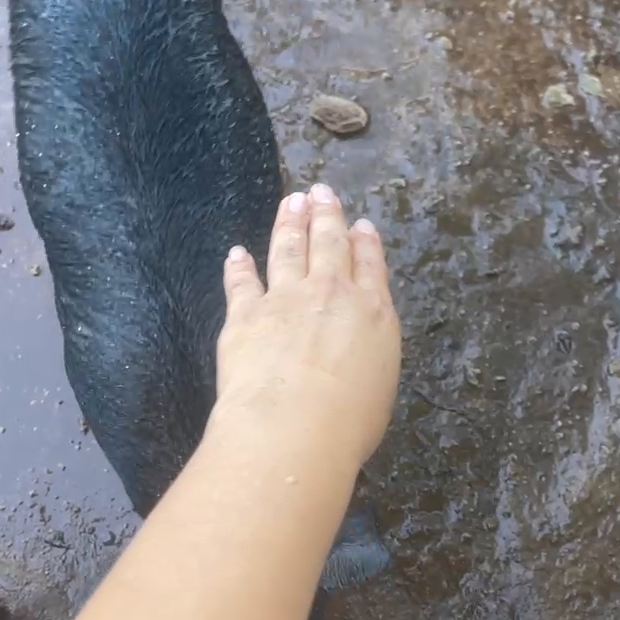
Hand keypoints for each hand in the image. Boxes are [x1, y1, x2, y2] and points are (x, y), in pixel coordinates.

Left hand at [214, 184, 400, 472]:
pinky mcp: (246, 313)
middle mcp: (332, 294)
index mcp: (373, 312)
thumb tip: (357, 343)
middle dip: (327, 216)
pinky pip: (243, 282)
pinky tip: (238, 253)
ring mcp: (287, 299)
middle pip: (330, 244)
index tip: (360, 224)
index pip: (370, 265)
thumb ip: (370, 351)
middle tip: (321, 192)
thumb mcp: (381, 383)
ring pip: (289, 250)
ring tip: (292, 202)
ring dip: (290, 224)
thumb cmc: (351, 419)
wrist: (293, 427)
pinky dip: (240, 267)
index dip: (364, 241)